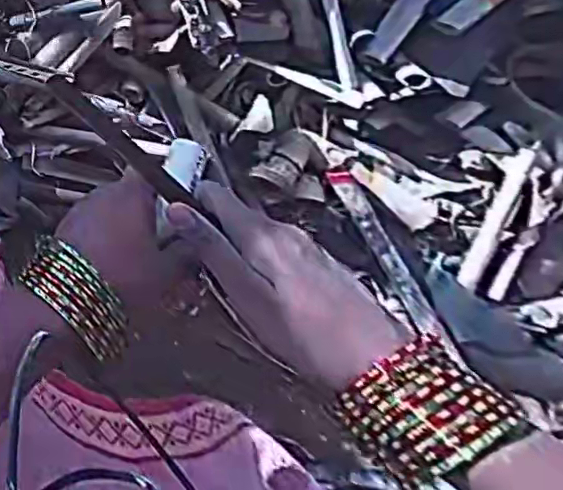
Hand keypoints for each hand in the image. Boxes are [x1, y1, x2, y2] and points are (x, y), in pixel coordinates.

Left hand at [57, 170, 193, 308]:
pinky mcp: (71, 221)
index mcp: (131, 194)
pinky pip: (98, 220)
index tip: (183, 205)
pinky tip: (117, 258)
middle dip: (152, 212)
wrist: (70, 292)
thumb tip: (197, 241)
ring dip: (130, 223)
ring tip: (143, 254)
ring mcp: (85, 205)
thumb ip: (187, 249)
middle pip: (135, 192)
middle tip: (168, 239)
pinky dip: (109, 233)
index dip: (171, 187)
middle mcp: (105, 191)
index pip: (155, 173)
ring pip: (116, 208)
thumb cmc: (121, 277)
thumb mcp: (168, 269)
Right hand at [165, 182, 410, 391]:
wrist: (387, 371)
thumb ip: (210, 248)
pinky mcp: (324, 265)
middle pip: (234, 211)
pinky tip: (267, 291)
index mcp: (260, 232)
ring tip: (231, 281)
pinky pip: (279, 249)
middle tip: (199, 261)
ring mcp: (308, 247)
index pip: (212, 191)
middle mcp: (284, 230)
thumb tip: (176, 208)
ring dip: (237, 245)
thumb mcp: (246, 295)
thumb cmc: (308, 338)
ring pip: (257, 231)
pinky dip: (263, 259)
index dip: (189, 199)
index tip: (175, 221)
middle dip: (211, 226)